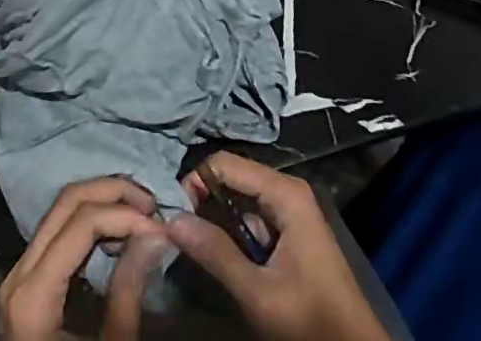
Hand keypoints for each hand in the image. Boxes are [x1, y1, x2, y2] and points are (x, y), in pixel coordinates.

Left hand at [0, 176, 170, 340]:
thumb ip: (130, 289)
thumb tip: (157, 233)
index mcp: (32, 294)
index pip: (83, 221)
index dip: (126, 214)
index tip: (162, 227)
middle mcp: (18, 272)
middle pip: (68, 201)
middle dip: (115, 192)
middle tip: (153, 205)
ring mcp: (18, 273)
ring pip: (62, 207)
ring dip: (104, 200)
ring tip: (142, 214)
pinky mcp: (26, 278)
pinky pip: (59, 228)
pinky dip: (93, 218)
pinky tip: (120, 231)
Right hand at [166, 153, 387, 340]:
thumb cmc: (308, 316)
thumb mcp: (257, 291)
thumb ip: (216, 253)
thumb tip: (172, 219)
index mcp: (284, 192)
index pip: (226, 163)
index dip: (195, 182)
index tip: (172, 213)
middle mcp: (287, 188)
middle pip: (232, 175)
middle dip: (202, 197)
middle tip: (176, 228)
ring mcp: (289, 207)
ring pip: (238, 196)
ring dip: (213, 214)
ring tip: (190, 239)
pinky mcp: (287, 226)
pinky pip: (250, 214)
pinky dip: (230, 227)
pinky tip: (216, 248)